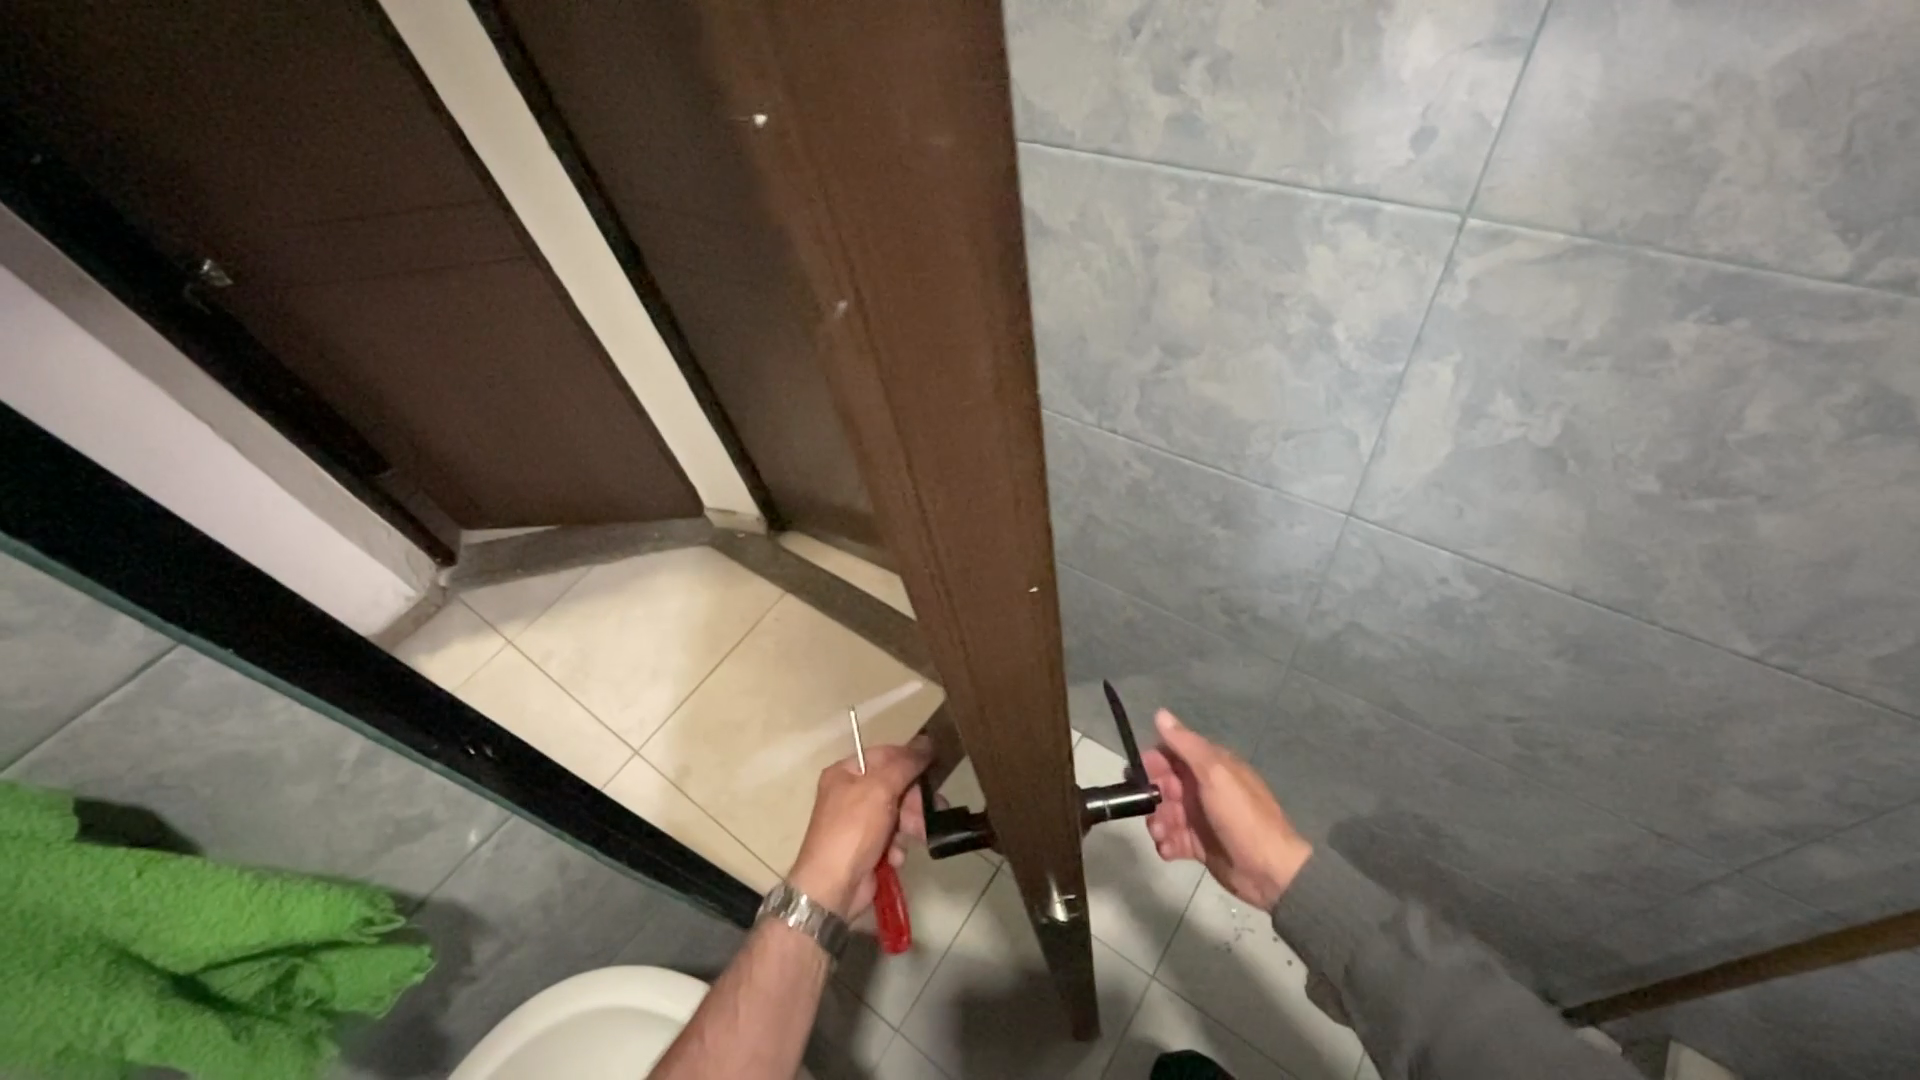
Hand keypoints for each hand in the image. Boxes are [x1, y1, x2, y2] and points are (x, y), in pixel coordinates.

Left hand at [788, 735, 933, 917]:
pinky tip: (893, 857)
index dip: (909, 760)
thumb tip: (926, 741)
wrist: (833, 887)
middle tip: (928, 812)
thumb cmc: (853, 830)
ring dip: (908, 826)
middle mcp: (851, 794)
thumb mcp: (880, 790)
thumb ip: (905, 764)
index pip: (884, 754)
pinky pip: (893, 837)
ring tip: (913, 838)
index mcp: (845, 773)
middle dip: (913, 802)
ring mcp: (859, 822)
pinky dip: (897, 846)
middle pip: (895, 785)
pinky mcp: (868, 846)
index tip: (934, 766)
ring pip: (899, 813)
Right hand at [1142, 710, 1311, 909]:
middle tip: (1152, 811)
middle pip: (1162, 785)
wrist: (1270, 872)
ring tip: (1163, 835)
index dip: (1153, 763)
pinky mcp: (1198, 845)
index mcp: (1209, 766)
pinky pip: (1172, 838)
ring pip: (1164, 813)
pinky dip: (1166, 843)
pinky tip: (1169, 850)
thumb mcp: (1215, 775)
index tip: (1140, 776)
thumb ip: (1186, 745)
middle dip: (1151, 798)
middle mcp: (1202, 788)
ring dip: (1157, 822)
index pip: (1171, 754)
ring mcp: (1200, 818)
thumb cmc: (1242, 817)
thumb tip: (1160, 713)